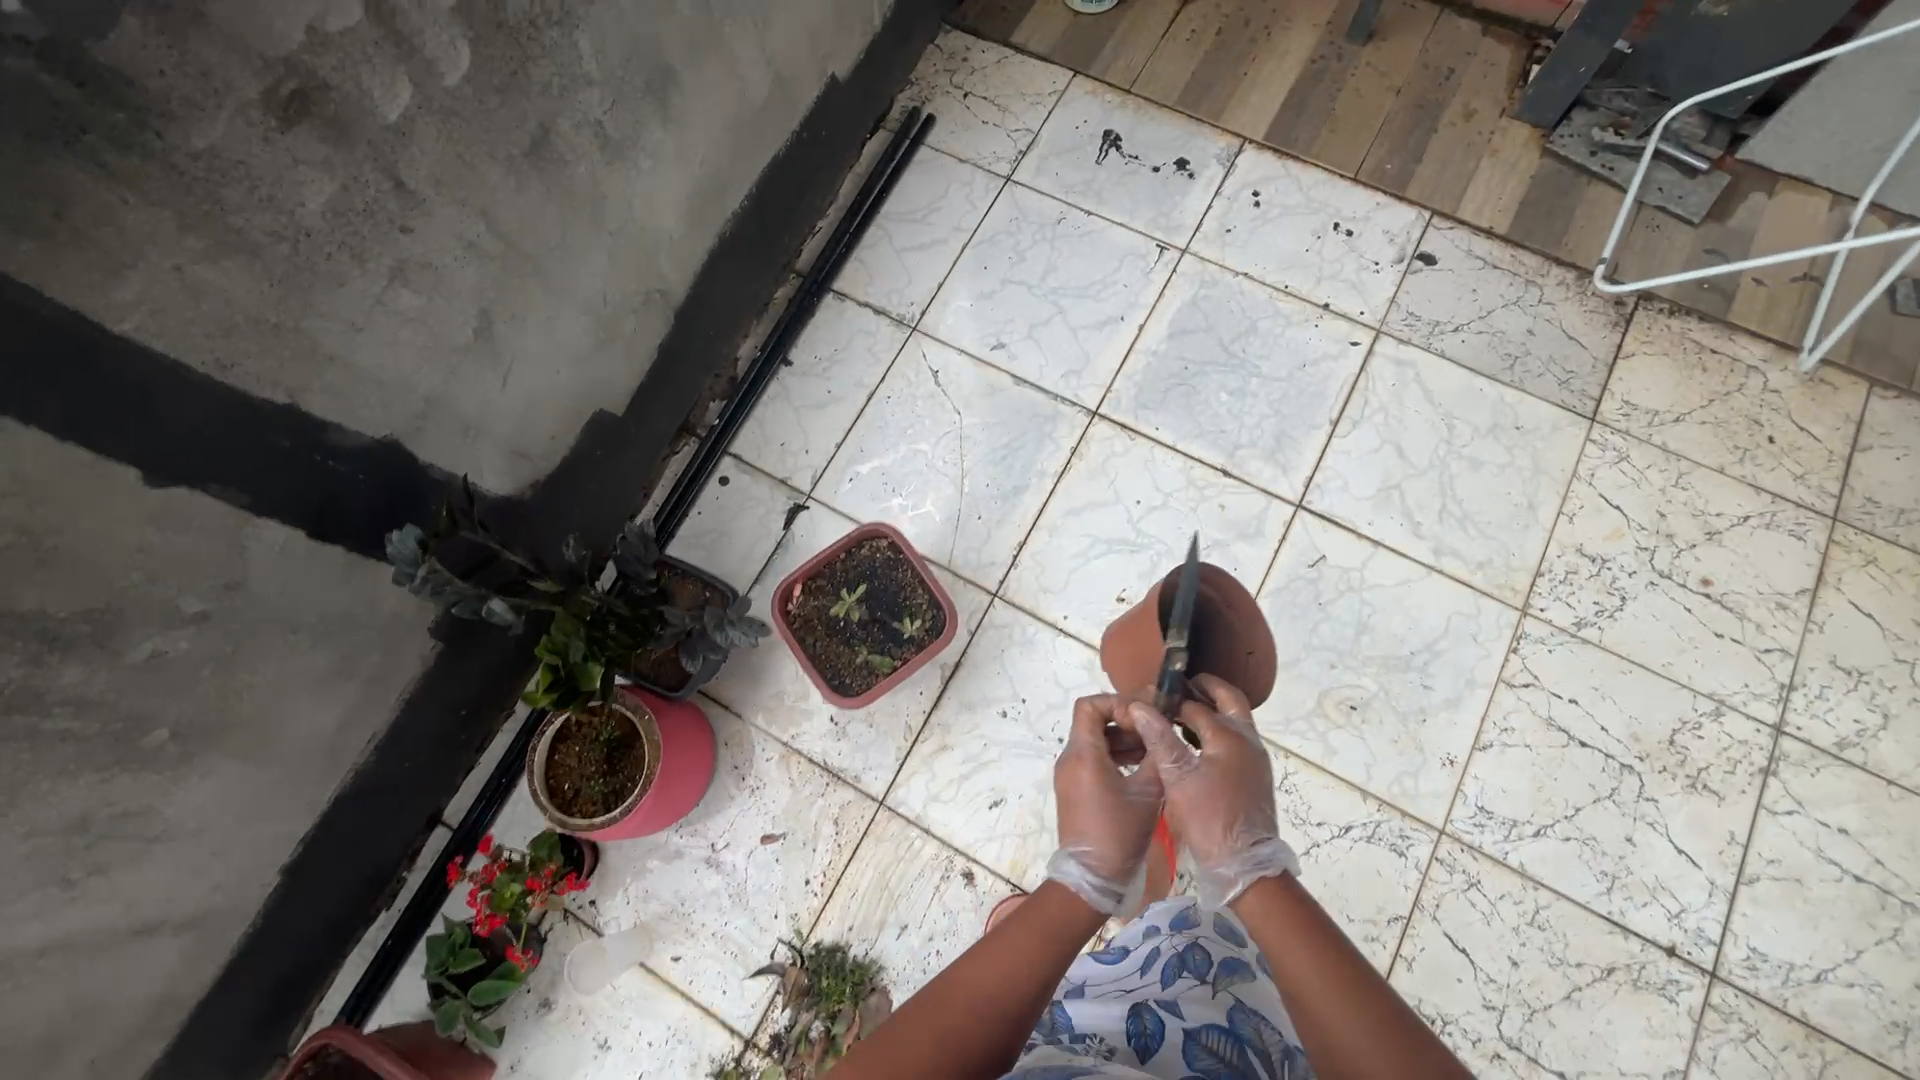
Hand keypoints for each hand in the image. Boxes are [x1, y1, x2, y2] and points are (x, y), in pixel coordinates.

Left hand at [1048, 694, 1164, 913]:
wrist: (1091, 878)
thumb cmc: (1119, 833)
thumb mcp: (1147, 792)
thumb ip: (1155, 755)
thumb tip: (1162, 729)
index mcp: (1082, 753)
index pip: (1090, 705)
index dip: (1117, 703)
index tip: (1144, 718)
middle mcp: (1070, 758)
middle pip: (1093, 722)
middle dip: (1126, 721)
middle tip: (1156, 731)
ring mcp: (1069, 774)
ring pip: (1095, 741)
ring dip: (1123, 740)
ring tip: (1155, 750)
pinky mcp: (1074, 789)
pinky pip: (1093, 759)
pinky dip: (1115, 756)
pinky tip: (1142, 768)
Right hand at [1130, 675, 1298, 906]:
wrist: (1245, 864)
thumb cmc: (1208, 819)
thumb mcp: (1177, 777)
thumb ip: (1159, 738)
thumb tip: (1139, 707)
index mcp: (1230, 736)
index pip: (1196, 707)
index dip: (1171, 700)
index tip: (1149, 699)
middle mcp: (1249, 741)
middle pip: (1230, 700)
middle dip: (1206, 689)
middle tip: (1179, 687)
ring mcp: (1256, 758)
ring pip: (1235, 720)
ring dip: (1212, 710)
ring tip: (1180, 714)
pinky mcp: (1255, 775)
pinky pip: (1236, 739)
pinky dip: (1217, 730)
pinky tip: (1195, 744)